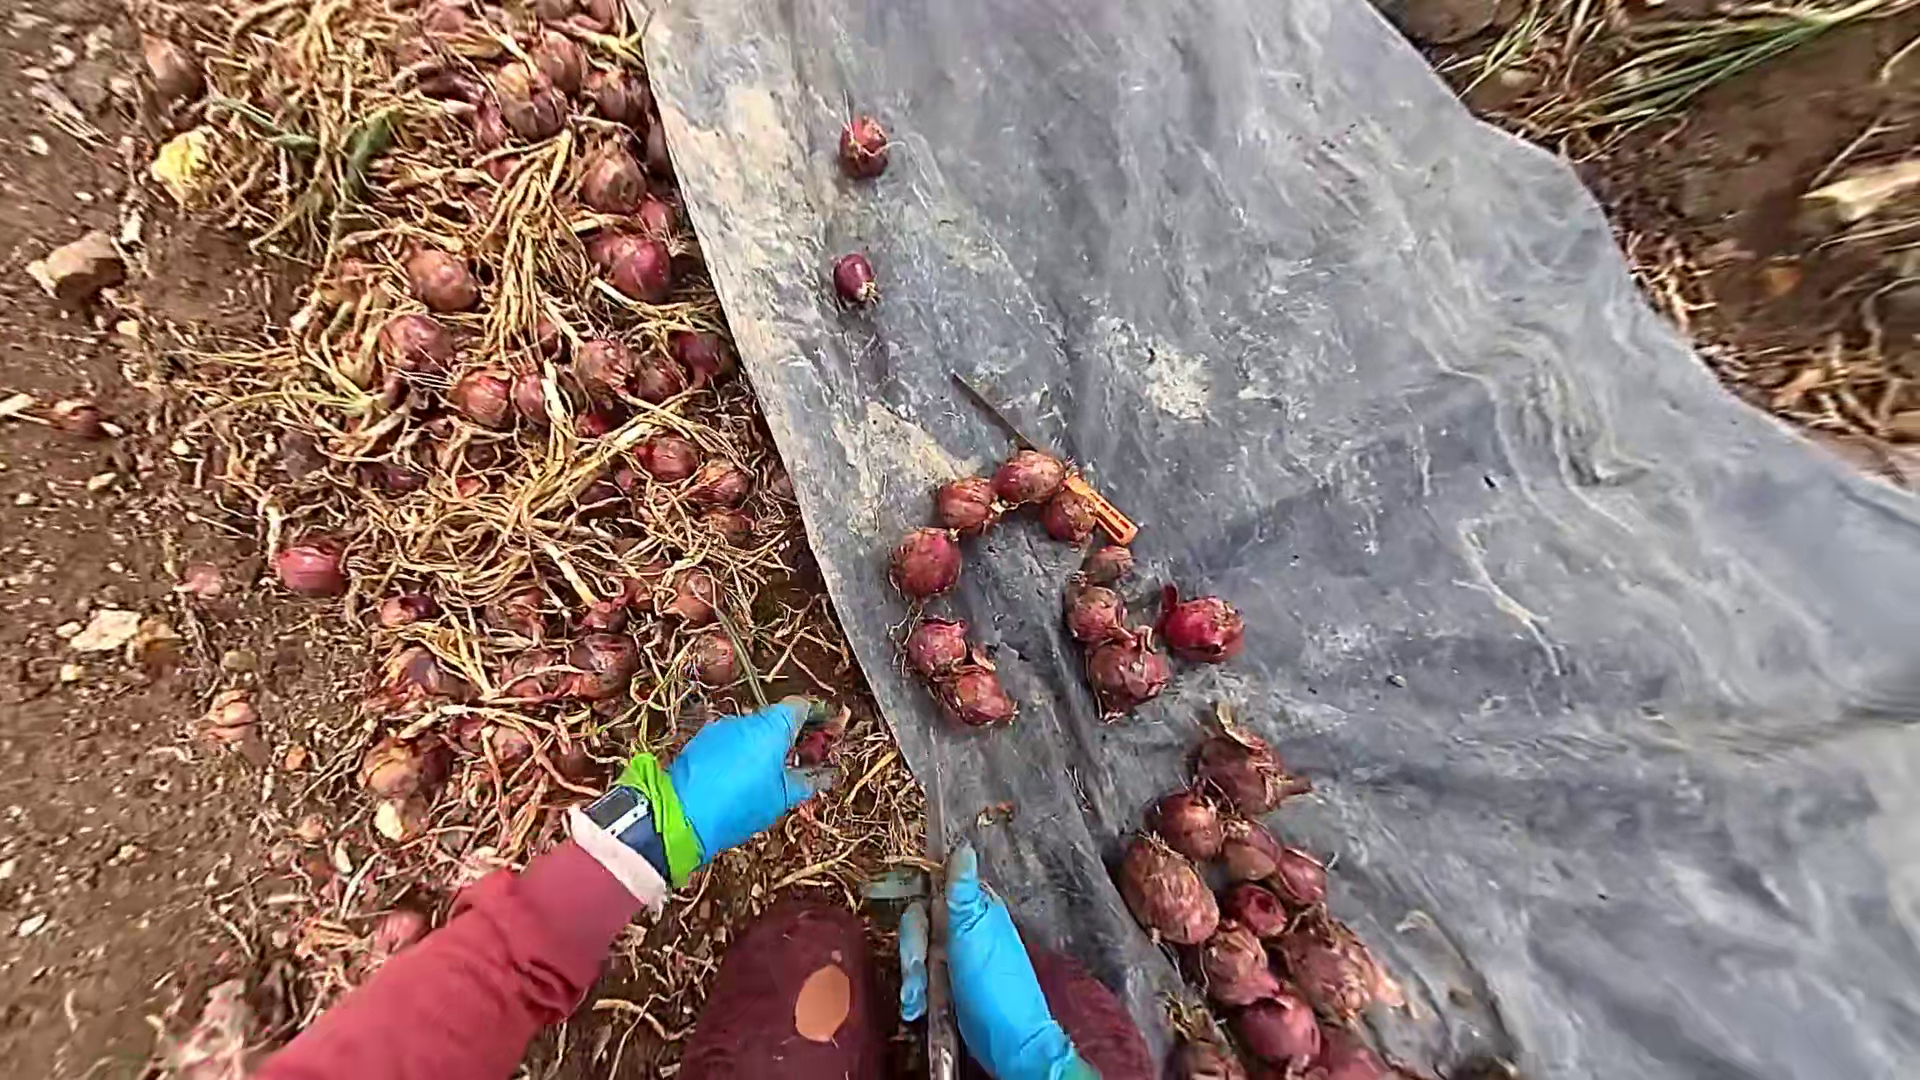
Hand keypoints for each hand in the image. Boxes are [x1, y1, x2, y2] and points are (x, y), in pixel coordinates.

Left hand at [667, 696, 829, 864]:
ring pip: (756, 730)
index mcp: (773, 725)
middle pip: (780, 717)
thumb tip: (829, 775)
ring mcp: (723, 728)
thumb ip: (810, 781)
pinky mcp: (703, 742)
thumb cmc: (739, 803)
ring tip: (777, 770)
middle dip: (797, 733)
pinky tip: (748, 775)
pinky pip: (735, 740)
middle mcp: (748, 719)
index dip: (821, 715)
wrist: (678, 817)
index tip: (831, 729)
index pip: (804, 706)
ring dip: (770, 744)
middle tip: (808, 755)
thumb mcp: (782, 796)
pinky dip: (747, 751)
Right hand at [899, 843, 1086, 1079]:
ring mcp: (957, 953)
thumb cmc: (994, 981)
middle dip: (913, 948)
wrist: (1010, 1041)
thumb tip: (963, 845)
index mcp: (973, 905)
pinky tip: (919, 1008)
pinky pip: (924, 974)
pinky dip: (918, 991)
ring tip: (918, 1000)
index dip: (919, 903)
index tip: (912, 925)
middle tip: (916, 974)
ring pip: (919, 948)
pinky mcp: (950, 980)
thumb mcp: (972, 931)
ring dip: (913, 975)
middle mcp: (963, 924)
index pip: (934, 886)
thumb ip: (961, 889)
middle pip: (921, 919)